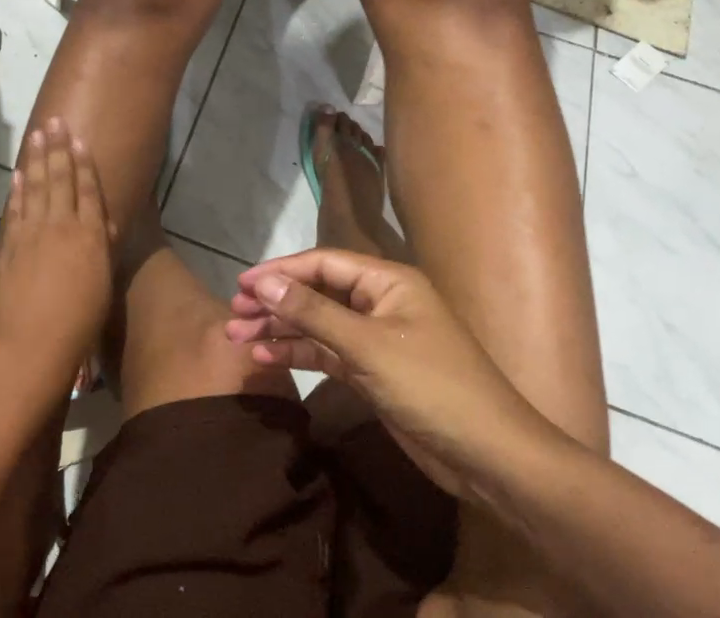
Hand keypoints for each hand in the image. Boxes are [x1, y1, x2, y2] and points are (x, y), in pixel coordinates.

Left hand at [0, 118, 112, 393]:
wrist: (31, 349)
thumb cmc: (78, 327)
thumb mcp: (101, 288)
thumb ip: (103, 251)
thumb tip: (105, 223)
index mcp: (90, 237)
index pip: (88, 191)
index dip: (84, 164)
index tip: (79, 139)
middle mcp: (61, 227)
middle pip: (60, 180)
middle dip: (58, 149)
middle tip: (55, 122)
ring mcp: (31, 234)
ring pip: (37, 187)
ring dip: (37, 159)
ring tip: (38, 135)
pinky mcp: (8, 247)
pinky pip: (16, 208)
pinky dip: (18, 189)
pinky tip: (20, 174)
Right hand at [226, 249, 551, 480]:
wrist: (487, 454)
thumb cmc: (432, 386)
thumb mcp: (368, 346)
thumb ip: (313, 312)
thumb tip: (262, 282)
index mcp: (389, 282)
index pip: (323, 263)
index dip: (280, 271)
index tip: (240, 285)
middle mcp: (380, 303)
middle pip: (316, 293)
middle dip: (274, 302)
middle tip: (232, 315)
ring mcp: (376, 339)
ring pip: (317, 325)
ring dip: (279, 330)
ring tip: (236, 337)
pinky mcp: (372, 373)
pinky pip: (326, 354)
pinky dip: (298, 354)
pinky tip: (266, 357)